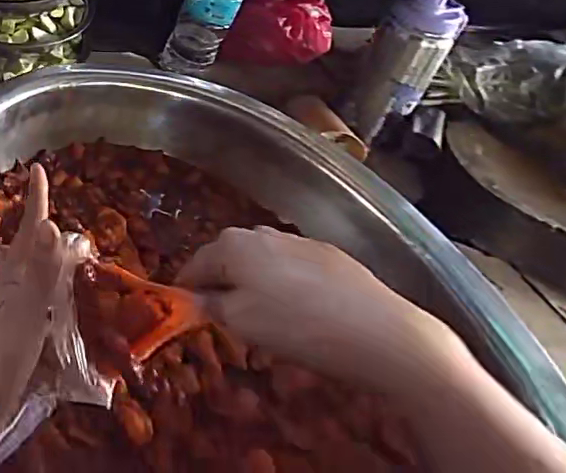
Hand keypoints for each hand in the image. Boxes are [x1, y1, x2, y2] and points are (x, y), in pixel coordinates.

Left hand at [0, 164, 72, 472]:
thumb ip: (38, 273)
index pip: (27, 231)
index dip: (35, 201)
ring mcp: (0, 314)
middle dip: (38, 226)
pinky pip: (25, 301)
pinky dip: (38, 291)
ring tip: (54, 248)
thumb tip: (50, 223)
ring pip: (23, 273)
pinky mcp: (1, 339)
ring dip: (39, 256)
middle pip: (24, 248)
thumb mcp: (23, 316)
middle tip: (55, 206)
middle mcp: (3, 289)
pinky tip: (44, 305)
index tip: (39, 168)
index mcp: (10, 279)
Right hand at [175, 226, 463, 393]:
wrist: (383, 332)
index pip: (194, 264)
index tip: (181, 309)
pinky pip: (292, 267)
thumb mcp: (242, 324)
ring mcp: (295, 239)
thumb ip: (209, 306)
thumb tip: (191, 298)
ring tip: (266, 317)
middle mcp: (258, 232)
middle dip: (221, 283)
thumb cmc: (299, 327)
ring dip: (255, 282)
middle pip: (227, 258)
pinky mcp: (327, 253)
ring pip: (261, 260)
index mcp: (231, 245)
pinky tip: (303, 311)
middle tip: (225, 317)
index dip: (185, 289)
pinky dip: (287, 284)